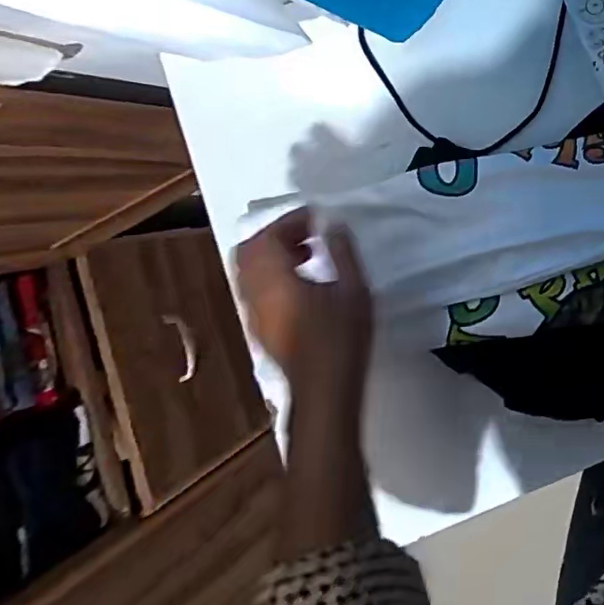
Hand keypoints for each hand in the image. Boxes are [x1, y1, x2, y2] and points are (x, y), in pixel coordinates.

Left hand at [234, 208, 371, 386]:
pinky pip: (256, 286)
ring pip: (249, 270)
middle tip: (310, 230)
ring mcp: (254, 312)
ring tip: (310, 250)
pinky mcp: (261, 326)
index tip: (318, 216)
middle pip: (249, 251)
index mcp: (275, 282)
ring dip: (274, 252)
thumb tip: (333, 225)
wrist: (324, 388)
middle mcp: (255, 294)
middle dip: (277, 234)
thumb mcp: (354, 288)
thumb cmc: (342, 336)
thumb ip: (342, 252)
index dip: (290, 221)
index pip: (267, 238)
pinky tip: (306, 277)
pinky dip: (274, 271)